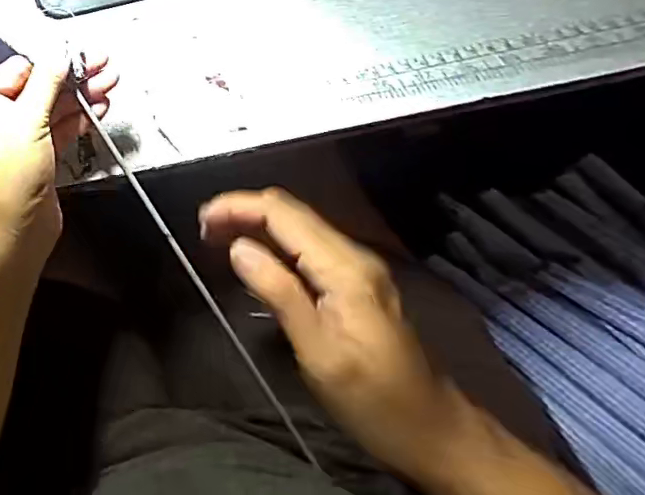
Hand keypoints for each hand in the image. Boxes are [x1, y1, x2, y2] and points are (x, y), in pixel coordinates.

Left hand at [0, 53, 115, 272]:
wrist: (10, 238)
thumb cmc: (2, 186)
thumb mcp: (28, 124)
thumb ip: (47, 86)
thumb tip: (58, 56)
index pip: (17, 70)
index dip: (50, 61)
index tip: (77, 53)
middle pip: (36, 87)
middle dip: (70, 77)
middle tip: (99, 64)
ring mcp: (13, 137)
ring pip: (50, 107)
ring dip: (79, 95)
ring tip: (106, 80)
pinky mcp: (33, 156)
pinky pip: (57, 128)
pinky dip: (77, 118)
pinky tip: (97, 105)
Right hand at [199, 188, 471, 482]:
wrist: (444, 439)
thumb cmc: (378, 403)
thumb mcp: (321, 354)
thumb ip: (279, 294)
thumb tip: (236, 246)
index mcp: (345, 269)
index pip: (280, 212)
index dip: (235, 206)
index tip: (200, 223)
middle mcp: (353, 256)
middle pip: (287, 209)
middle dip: (239, 210)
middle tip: (203, 232)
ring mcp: (357, 267)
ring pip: (294, 222)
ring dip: (252, 223)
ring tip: (217, 241)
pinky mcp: (355, 280)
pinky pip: (304, 242)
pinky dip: (270, 239)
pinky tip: (252, 257)